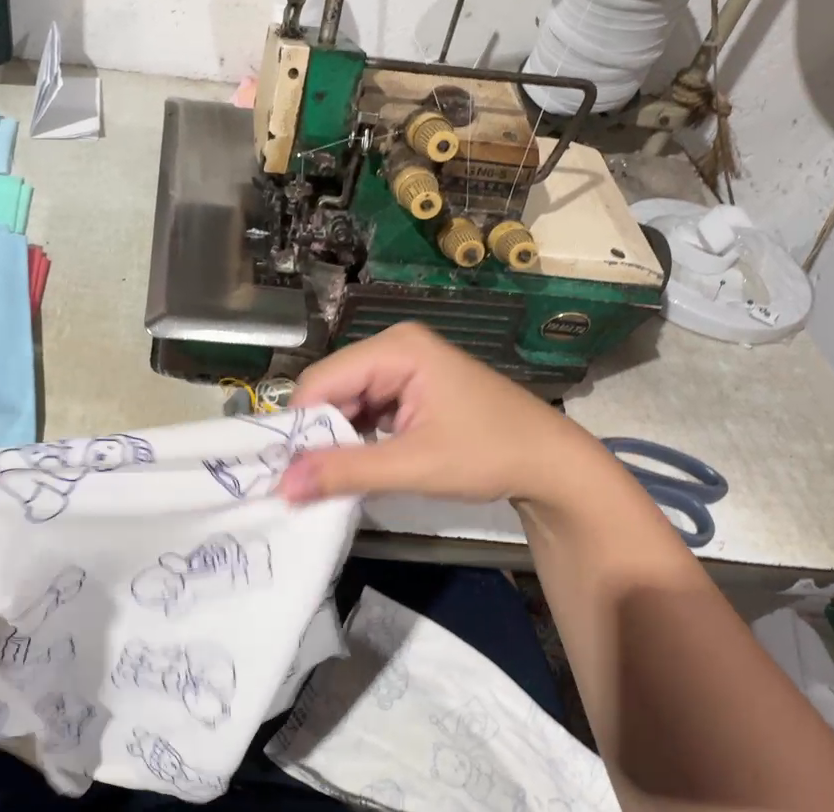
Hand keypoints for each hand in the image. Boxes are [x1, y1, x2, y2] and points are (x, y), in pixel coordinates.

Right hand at [278, 321, 607, 504]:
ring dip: (337, 437)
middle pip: (331, 387)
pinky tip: (358, 463)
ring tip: (330, 476)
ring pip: (345, 400)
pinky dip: (357, 436)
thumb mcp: (414, 466)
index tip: (285, 470)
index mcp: (396, 348)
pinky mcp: (409, 386)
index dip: (300, 424)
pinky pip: (365, 407)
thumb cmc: (489, 455)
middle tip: (305, 480)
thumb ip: (345, 472)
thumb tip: (282, 487)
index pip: (322, 380)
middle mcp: (393, 345)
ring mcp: (402, 364)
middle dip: (319, 432)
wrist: (552, 463)